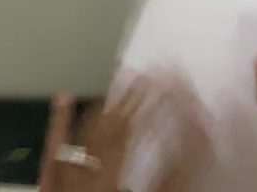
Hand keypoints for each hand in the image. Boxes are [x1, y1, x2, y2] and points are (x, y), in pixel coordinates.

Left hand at [39, 79, 208, 191]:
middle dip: (150, 102)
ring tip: (130, 76)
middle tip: (168, 75)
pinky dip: (58, 128)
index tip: (204, 109)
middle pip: (129, 139)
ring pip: (92, 140)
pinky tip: (64, 97)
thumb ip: (176, 186)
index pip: (175, 166)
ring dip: (113, 105)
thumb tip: (199, 155)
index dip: (192, 135)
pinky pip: (52, 160)